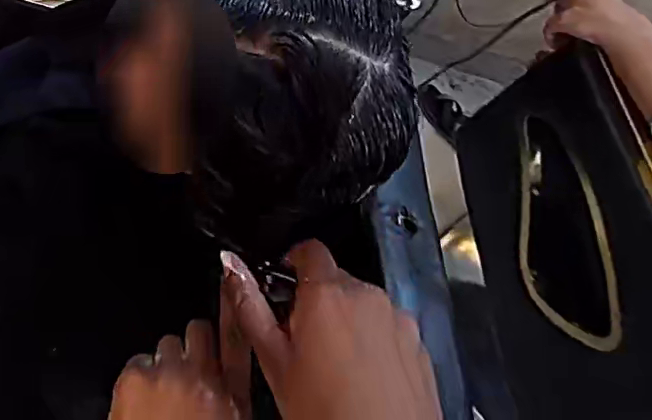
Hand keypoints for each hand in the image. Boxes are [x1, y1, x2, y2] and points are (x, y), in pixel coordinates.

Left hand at [109, 320, 236, 419]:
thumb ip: (227, 395)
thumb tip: (219, 370)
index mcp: (232, 398)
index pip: (236, 339)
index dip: (232, 311)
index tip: (230, 287)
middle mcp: (202, 378)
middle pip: (198, 330)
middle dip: (193, 344)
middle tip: (184, 370)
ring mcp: (167, 373)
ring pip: (167, 344)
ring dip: (165, 363)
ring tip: (161, 395)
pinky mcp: (134, 377)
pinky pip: (138, 362)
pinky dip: (138, 379)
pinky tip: (140, 404)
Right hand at [220, 242, 441, 419]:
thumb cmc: (326, 415)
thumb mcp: (275, 362)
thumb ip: (249, 304)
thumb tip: (230, 265)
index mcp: (327, 292)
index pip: (309, 249)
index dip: (293, 264)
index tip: (285, 289)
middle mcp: (366, 295)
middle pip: (335, 279)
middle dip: (318, 299)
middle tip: (304, 341)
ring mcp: (398, 320)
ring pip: (362, 304)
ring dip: (348, 320)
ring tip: (336, 366)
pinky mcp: (420, 348)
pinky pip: (389, 329)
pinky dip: (375, 343)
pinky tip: (364, 379)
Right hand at [543, 0, 651, 59]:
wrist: (632, 40)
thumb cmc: (591, 25)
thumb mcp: (562, 24)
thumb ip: (551, 26)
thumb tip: (551, 34)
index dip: (555, 16)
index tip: (555, 31)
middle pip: (580, 7)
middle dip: (573, 21)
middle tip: (569, 38)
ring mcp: (622, 6)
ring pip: (597, 17)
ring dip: (590, 29)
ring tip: (587, 44)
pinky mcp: (636, 21)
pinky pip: (613, 27)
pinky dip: (606, 35)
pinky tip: (605, 46)